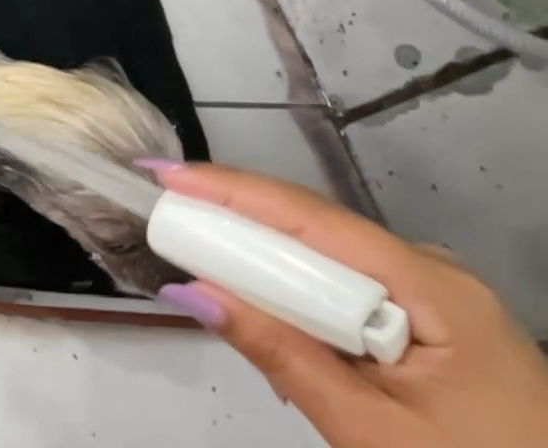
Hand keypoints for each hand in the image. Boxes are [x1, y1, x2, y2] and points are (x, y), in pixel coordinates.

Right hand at [147, 163, 547, 447]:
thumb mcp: (368, 429)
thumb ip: (278, 355)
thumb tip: (187, 288)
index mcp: (435, 290)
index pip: (311, 219)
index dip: (231, 188)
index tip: (159, 173)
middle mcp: (435, 274)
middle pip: (312, 229)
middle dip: (233, 223)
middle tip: (164, 224)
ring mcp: (434, 295)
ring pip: (321, 255)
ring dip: (258, 263)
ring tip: (205, 275)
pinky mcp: (428, 318)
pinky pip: (339, 283)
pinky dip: (291, 292)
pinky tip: (268, 319)